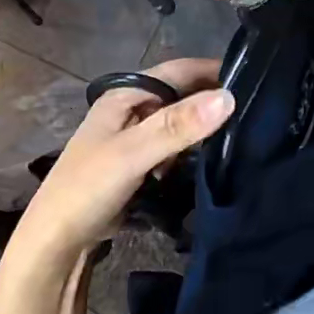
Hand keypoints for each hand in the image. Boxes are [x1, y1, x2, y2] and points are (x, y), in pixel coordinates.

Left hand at [8, 59, 233, 265]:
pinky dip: (192, 152)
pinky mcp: (139, 164)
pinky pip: (173, 149)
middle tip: (258, 113)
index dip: (213, 71)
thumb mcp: (133, 153)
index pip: (178, 71)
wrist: (56, 242)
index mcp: (125, 95)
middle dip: (212, 101)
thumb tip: (228, 97)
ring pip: (179, 124)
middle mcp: (131, 109)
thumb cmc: (88, 188)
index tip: (255, 80)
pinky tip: (213, 162)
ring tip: (246, 136)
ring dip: (204, 129)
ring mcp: (134, 137)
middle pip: (180, 96)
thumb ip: (178, 126)